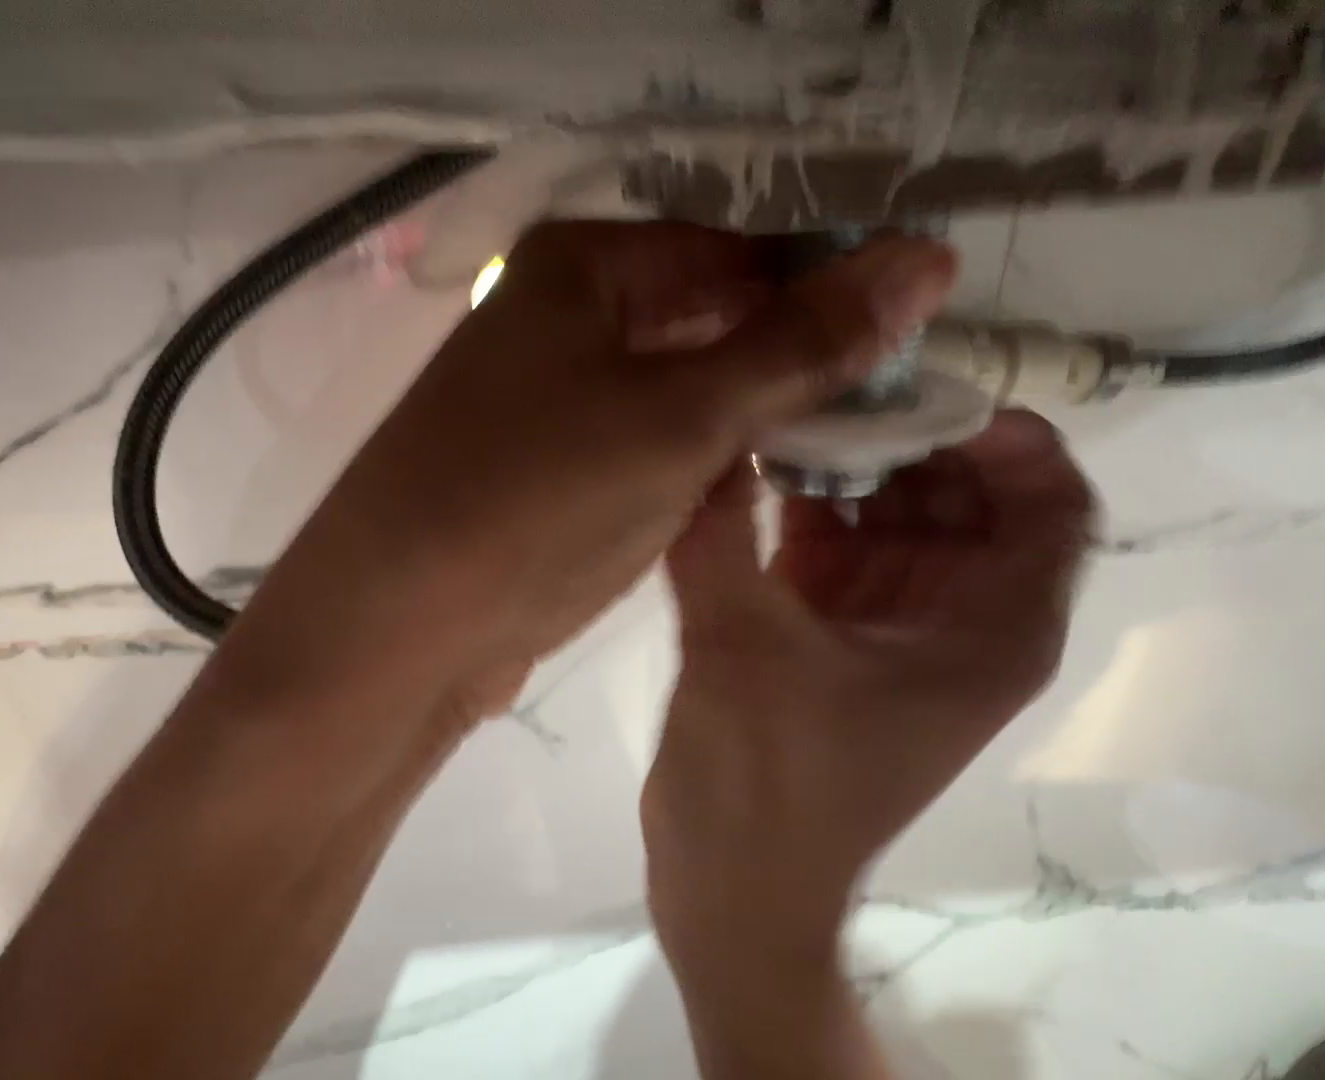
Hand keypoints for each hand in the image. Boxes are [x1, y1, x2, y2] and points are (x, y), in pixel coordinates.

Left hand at [231, 222, 957, 729]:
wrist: (398, 628)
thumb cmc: (534, 501)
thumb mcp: (680, 416)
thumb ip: (800, 343)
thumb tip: (926, 259)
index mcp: (579, 266)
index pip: (738, 246)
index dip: (831, 284)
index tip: (922, 332)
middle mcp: (558, 317)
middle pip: (709, 317)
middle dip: (797, 359)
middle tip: (901, 403)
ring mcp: (551, 397)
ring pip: (683, 387)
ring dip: (758, 415)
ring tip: (861, 445)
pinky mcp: (552, 470)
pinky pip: (650, 444)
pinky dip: (708, 460)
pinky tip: (772, 483)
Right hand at [641, 412, 1095, 1075]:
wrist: (731, 885)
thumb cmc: (769, 783)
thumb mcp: (744, 648)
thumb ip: (720, 533)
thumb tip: (697, 428)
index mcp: (990, 628)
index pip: (1051, 500)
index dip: (1001, 435)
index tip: (913, 390)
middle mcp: (951, 612)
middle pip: (961, 489)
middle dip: (900, 431)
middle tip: (822, 380)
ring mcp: (883, 615)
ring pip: (889, 506)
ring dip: (841, 458)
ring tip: (776, 406)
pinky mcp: (822, 622)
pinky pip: (828, 534)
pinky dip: (796, 498)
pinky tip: (744, 460)